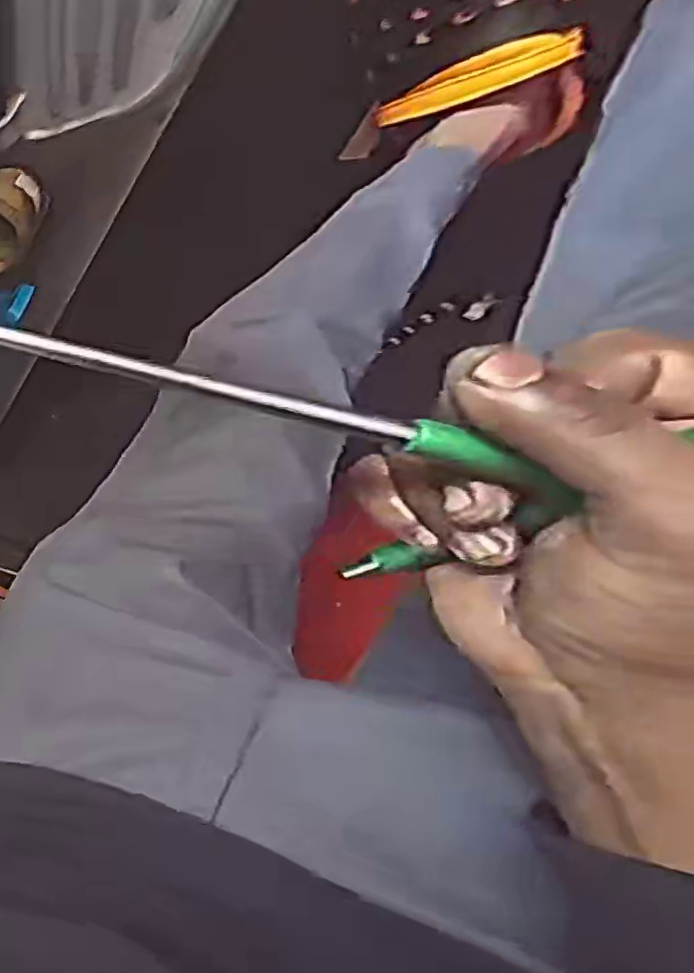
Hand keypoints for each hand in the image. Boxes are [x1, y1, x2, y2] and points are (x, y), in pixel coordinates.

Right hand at [352, 330, 693, 869]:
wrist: (588, 694)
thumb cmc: (663, 614)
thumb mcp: (659, 517)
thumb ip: (583, 431)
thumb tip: (481, 369)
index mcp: (676, 430)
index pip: (610, 360)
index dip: (565, 390)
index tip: (553, 446)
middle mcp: (588, 442)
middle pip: (498, 396)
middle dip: (478, 449)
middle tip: (500, 499)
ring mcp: (510, 472)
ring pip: (430, 438)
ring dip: (433, 490)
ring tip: (473, 537)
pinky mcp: (445, 501)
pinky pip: (389, 474)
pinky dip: (393, 505)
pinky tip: (430, 540)